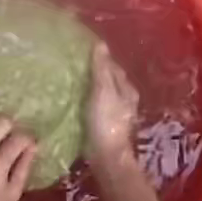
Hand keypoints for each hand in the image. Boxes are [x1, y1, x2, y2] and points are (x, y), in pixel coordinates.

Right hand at [86, 41, 140, 171]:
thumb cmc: (106, 121)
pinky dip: (89, 100)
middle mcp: (125, 99)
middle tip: (76, 64)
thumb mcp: (103, 90)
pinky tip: (77, 101)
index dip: (101, 58)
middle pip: (111, 80)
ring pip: (105, 93)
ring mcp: (117, 114)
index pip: (114, 67)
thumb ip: (101, 69)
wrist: (107, 156)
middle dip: (97, 72)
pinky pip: (97, 106)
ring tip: (74, 81)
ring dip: (93, 87)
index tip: (84, 51)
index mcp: (127, 89)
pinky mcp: (107, 126)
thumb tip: (100, 44)